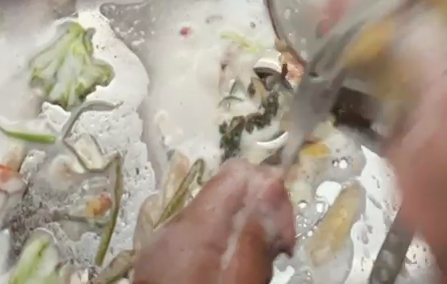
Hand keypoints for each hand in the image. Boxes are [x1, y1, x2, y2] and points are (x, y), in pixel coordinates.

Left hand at [132, 159, 295, 283]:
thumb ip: (255, 233)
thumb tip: (272, 182)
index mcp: (194, 225)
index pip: (238, 173)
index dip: (270, 194)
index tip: (285, 238)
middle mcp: (174, 227)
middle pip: (228, 195)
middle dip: (259, 220)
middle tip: (275, 261)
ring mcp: (163, 248)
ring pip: (216, 221)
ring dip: (243, 240)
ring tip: (255, 277)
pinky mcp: (161, 268)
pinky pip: (199, 243)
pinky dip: (223, 254)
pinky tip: (233, 281)